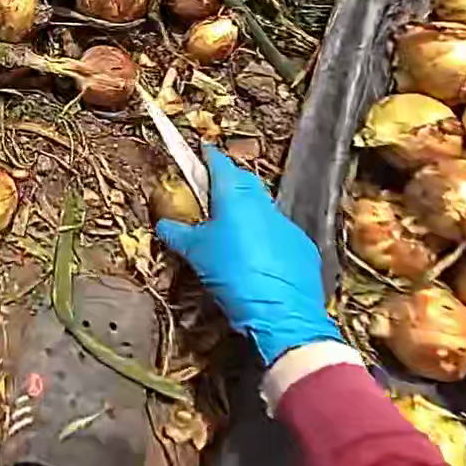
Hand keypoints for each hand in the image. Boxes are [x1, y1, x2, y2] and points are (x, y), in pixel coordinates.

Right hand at [154, 145, 341, 364]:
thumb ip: (177, 234)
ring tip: (232, 230)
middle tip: (211, 192)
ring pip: (261, 206)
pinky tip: (257, 257)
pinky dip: (265, 236)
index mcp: (233, 195)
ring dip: (247, 211)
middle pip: (242, 180)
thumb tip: (163, 225)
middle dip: (227, 180)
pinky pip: (279, 232)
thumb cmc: (231, 274)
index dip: (207, 156)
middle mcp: (260, 202)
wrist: (281, 313)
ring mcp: (284, 222)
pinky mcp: (301, 245)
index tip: (200, 151)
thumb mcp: (195, 254)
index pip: (218, 163)